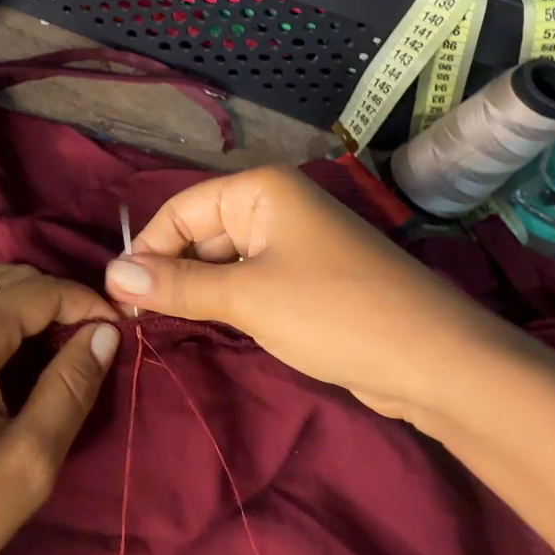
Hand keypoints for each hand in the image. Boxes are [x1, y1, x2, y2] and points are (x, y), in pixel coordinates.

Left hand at [0, 263, 121, 554]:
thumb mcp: (30, 458)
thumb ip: (71, 386)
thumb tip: (105, 333)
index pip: (43, 292)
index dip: (88, 304)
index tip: (123, 332)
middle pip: (6, 280)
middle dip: (55, 298)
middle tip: (92, 340)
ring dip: (10, 294)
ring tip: (45, 332)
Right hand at [103, 165, 519, 420]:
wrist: (441, 364)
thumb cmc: (335, 313)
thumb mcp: (246, 298)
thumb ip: (175, 285)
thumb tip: (112, 276)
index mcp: (259, 190)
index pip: (179, 210)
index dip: (146, 250)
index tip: (120, 296)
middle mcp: (274, 205)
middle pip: (199, 233)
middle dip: (170, 272)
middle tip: (140, 320)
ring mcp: (294, 243)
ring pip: (223, 260)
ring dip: (197, 290)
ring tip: (166, 326)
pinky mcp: (308, 280)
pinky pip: (249, 281)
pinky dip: (226, 301)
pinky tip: (210, 327)